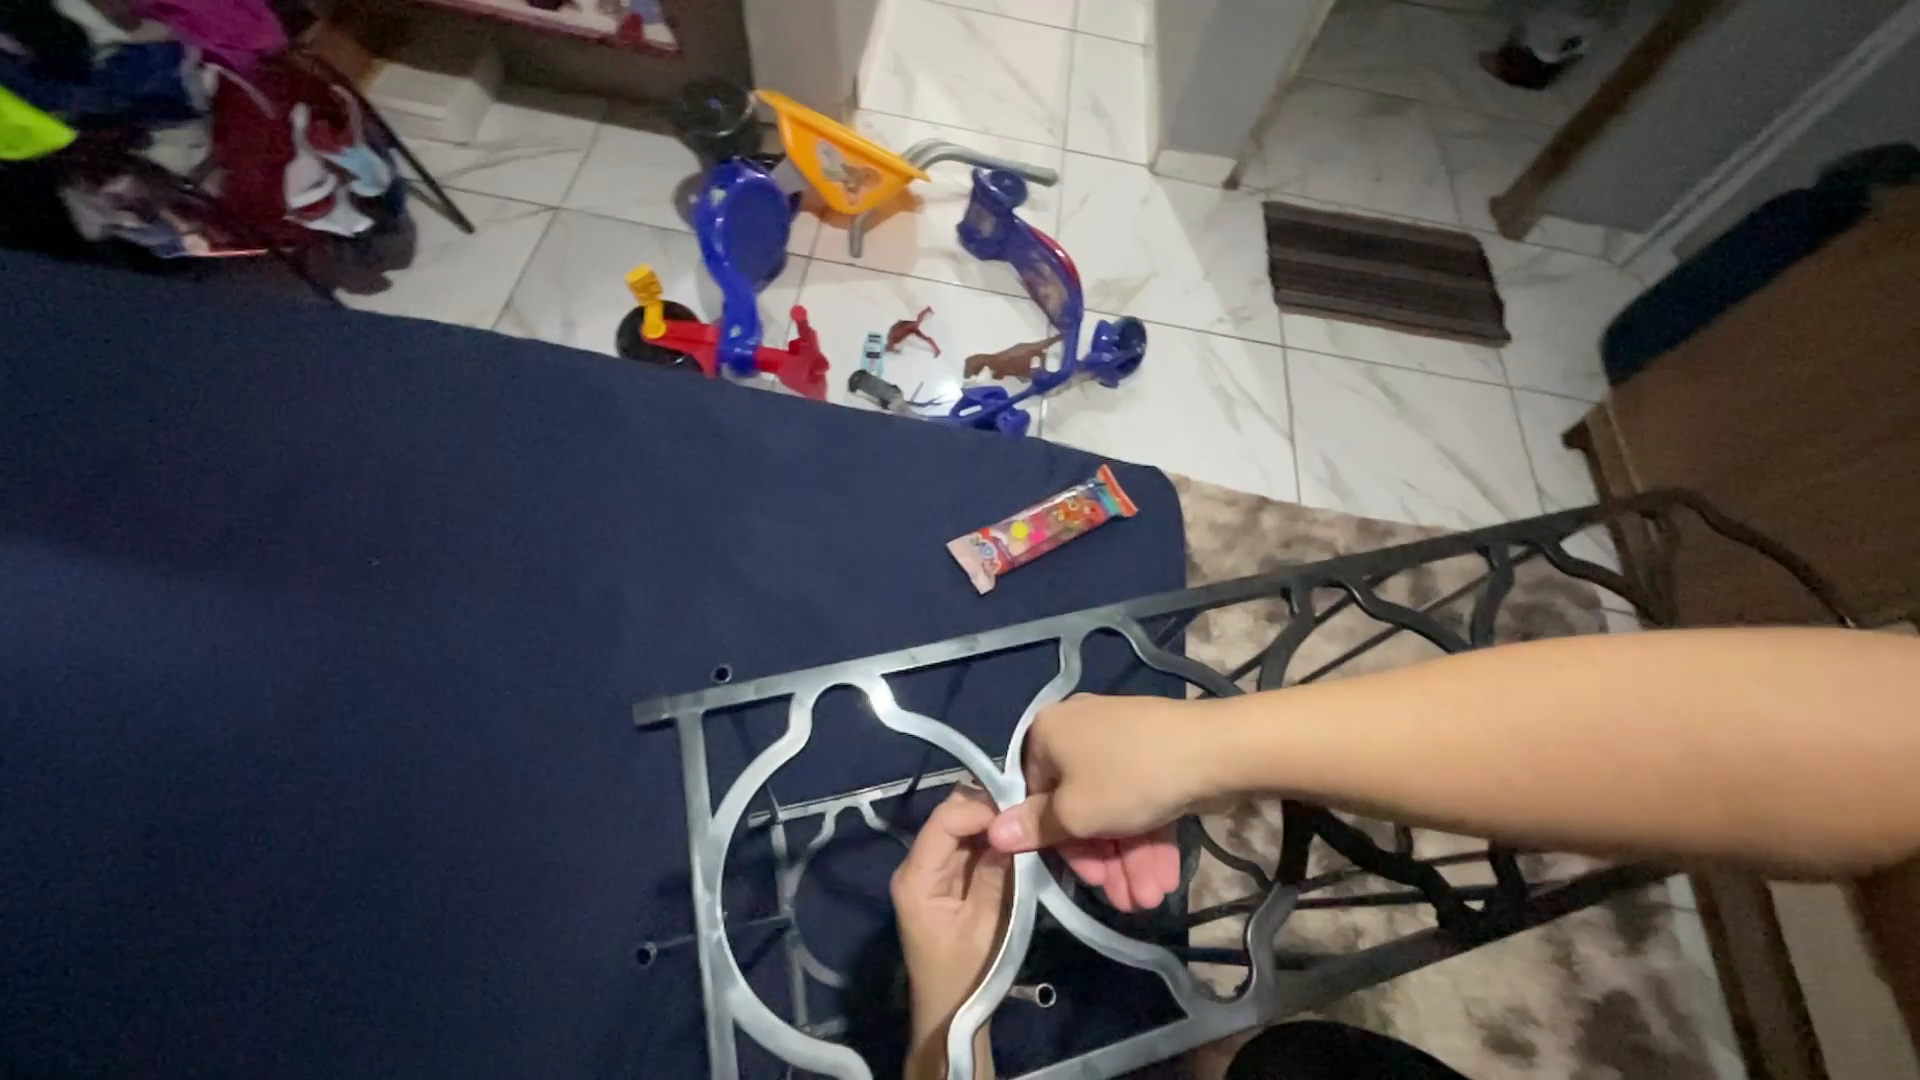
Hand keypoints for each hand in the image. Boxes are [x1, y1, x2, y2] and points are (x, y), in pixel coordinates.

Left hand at [891, 786, 1011, 1053]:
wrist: (950, 1017)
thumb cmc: (965, 976)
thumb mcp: (987, 924)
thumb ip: (997, 873)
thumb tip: (1012, 827)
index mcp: (916, 876)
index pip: (944, 821)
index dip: (979, 808)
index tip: (1017, 807)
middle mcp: (917, 864)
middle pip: (950, 817)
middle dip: (987, 806)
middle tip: (1026, 804)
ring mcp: (931, 869)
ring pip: (961, 826)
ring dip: (991, 818)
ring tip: (1025, 814)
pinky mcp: (947, 876)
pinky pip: (968, 844)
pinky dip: (991, 836)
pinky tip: (1015, 833)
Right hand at [987, 694, 1217, 910]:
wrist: (1213, 750)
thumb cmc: (1128, 778)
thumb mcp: (1076, 812)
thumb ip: (1036, 827)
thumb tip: (992, 831)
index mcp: (1047, 734)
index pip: (1034, 793)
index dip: (1054, 841)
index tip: (1081, 877)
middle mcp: (1078, 731)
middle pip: (1076, 805)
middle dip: (1101, 859)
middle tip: (1123, 898)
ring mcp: (1118, 742)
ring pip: (1111, 808)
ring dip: (1127, 858)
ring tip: (1150, 899)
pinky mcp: (1152, 755)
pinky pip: (1137, 799)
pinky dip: (1146, 836)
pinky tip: (1164, 878)